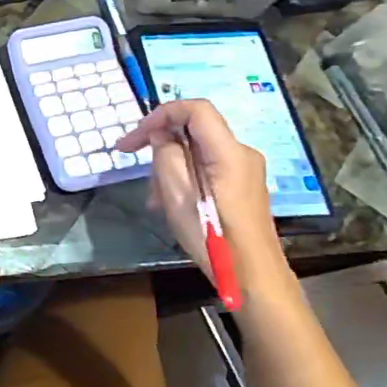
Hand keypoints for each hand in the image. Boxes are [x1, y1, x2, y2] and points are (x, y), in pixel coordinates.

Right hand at [115, 99, 294, 300]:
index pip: (195, 109)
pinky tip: (175, 207)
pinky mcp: (244, 187)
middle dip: (162, 148)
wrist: (253, 277)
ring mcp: (246, 171)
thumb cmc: (213, 238)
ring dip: (172, 168)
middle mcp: (242, 153)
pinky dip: (186, 179)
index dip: (160, 115)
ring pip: (199, 153)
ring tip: (157, 202)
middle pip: (195, 132)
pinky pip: (208, 170)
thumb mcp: (178, 196)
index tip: (133, 139)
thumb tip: (161, 135)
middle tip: (142, 176)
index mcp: (229, 152)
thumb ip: (167, 156)